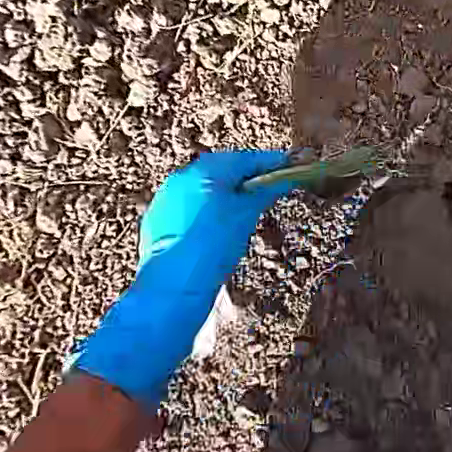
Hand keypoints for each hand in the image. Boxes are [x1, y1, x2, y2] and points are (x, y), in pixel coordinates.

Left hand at [70, 150, 297, 408]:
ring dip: (230, 193)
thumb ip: (266, 190)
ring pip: (207, 188)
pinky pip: (192, 206)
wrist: (171, 292)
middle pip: (225, 170)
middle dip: (250, 177)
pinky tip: (223, 226)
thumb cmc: (212, 248)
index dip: (273, 162)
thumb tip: (284, 178)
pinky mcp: (159, 221)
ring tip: (251, 207)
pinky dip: (211, 210)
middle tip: (274, 185)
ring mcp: (167, 199)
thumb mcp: (246, 216)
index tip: (293, 164)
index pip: (247, 159)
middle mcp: (182, 178)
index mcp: (204, 171)